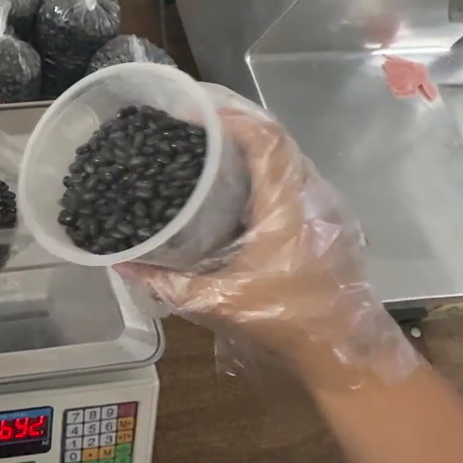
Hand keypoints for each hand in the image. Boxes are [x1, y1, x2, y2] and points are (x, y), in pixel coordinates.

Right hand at [116, 95, 416, 381]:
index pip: (265, 139)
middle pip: (273, 140)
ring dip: (245, 148)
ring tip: (201, 150)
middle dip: (229, 127)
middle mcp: (310, 194)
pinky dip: (258, 170)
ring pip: (283, 158)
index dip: (229, 117)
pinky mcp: (324, 219)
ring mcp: (323, 205)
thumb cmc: (282, 320)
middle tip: (185, 129)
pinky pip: (289, 178)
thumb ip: (164, 282)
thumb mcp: (214, 303)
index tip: (189, 113)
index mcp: (287, 205)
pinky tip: (229, 185)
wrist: (344, 350)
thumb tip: (119, 262)